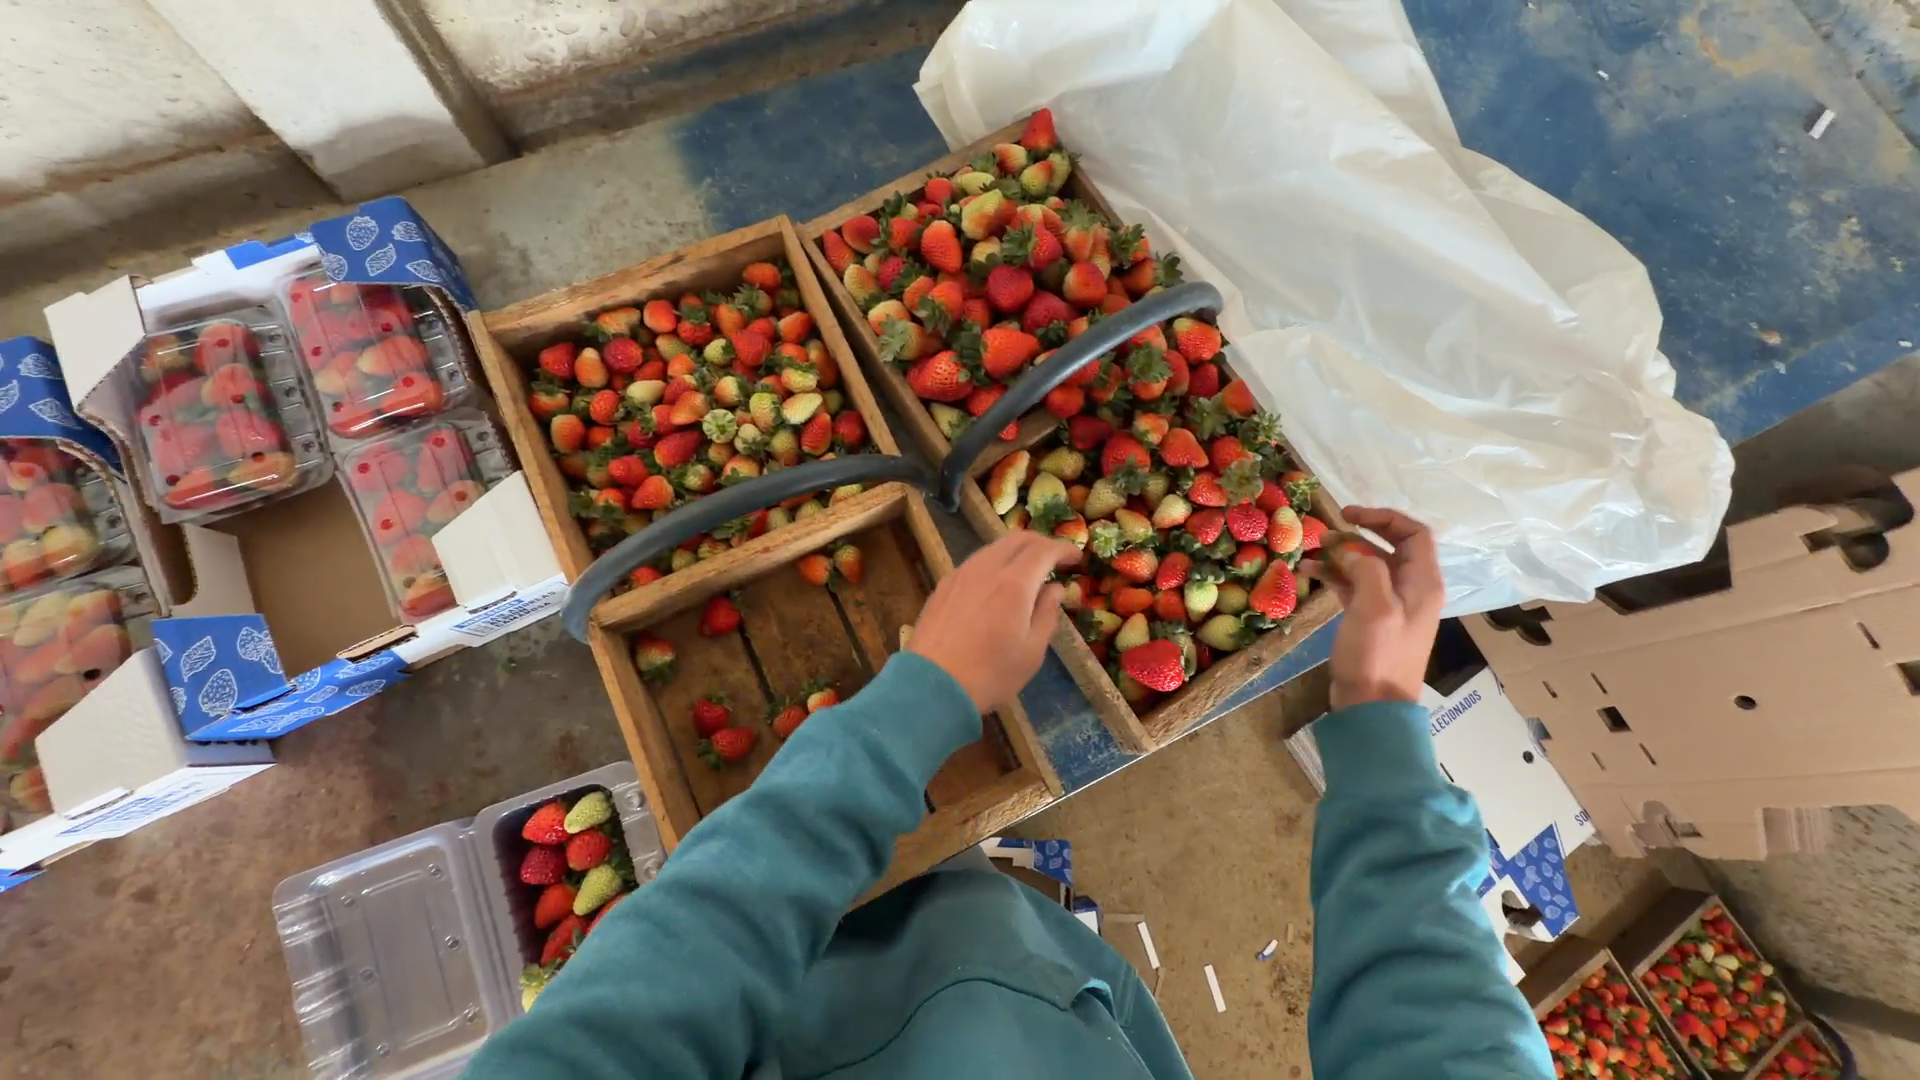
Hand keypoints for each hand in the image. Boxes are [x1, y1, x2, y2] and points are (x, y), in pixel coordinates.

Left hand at [908, 531, 1081, 711]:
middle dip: (1041, 543)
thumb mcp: (1032, 651)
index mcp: (1014, 583)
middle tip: (1055, 559)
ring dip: (1016, 551)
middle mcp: (986, 569)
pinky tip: (997, 583)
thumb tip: (1055, 588)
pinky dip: (994, 563)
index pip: (1043, 550)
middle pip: (1017, 539)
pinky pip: (975, 563)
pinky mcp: (943, 586)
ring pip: (993, 548)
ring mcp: (960, 574)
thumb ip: (1047, 614)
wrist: (932, 686)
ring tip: (1027, 570)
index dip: (1063, 549)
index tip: (1076, 557)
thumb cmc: (990, 674)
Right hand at [1301, 507, 1442, 709]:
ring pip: (1368, 566)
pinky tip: (1309, 573)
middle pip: (1389, 547)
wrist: (1372, 705)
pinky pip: (1355, 587)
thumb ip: (1367, 569)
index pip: (1414, 533)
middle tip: (1325, 535)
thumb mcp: (1374, 607)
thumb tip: (1351, 551)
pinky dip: (1335, 576)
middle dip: (1357, 536)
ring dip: (1342, 556)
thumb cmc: (1377, 654)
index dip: (1383, 517)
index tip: (1348, 514)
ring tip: (1312, 554)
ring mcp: (1391, 605)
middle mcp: (1411, 589)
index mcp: (1422, 582)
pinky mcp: (1371, 619)